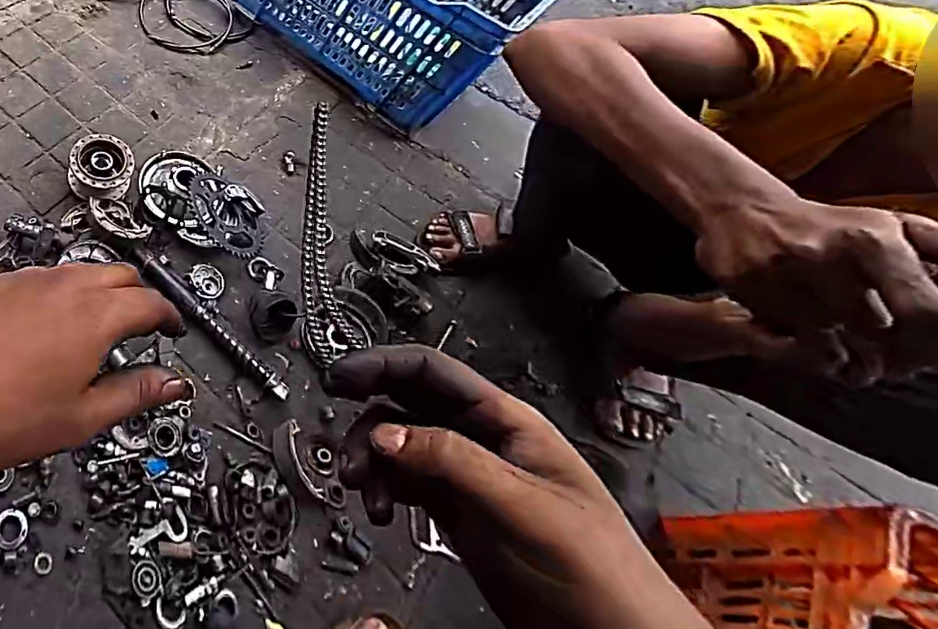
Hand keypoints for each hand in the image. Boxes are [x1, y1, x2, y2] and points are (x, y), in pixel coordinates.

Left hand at [0, 262, 184, 479]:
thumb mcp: (80, 417)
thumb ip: (135, 394)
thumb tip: (169, 385)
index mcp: (93, 316)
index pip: (151, 302)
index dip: (169, 316)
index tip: (171, 327)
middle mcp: (64, 287)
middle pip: (122, 274)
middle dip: (140, 296)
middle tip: (141, 325)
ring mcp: (30, 280)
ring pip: (83, 270)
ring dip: (102, 291)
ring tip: (96, 328)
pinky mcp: (2, 284)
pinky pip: (47, 277)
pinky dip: (64, 292)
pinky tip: (50, 325)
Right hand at [329, 347, 706, 628]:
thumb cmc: (600, 573)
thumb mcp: (526, 507)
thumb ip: (453, 461)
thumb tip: (385, 433)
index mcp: (503, 421)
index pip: (430, 371)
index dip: (381, 365)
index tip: (342, 377)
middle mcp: (478, 439)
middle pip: (406, 402)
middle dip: (368, 410)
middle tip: (337, 422)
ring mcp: (465, 475)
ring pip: (398, 443)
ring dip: (370, 456)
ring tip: (360, 483)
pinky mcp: (454, 510)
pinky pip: (402, 481)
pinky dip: (381, 487)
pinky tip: (379, 508)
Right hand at [695, 198, 937, 376]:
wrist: (739, 206)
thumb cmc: (828, 223)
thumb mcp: (898, 229)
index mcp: (875, 242)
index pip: (929, 320)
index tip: (931, 356)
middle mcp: (824, 254)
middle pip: (875, 336)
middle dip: (882, 352)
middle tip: (882, 355)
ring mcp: (776, 268)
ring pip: (825, 337)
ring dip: (837, 347)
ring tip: (838, 337)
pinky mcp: (742, 280)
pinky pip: (779, 330)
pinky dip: (793, 336)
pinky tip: (797, 323)